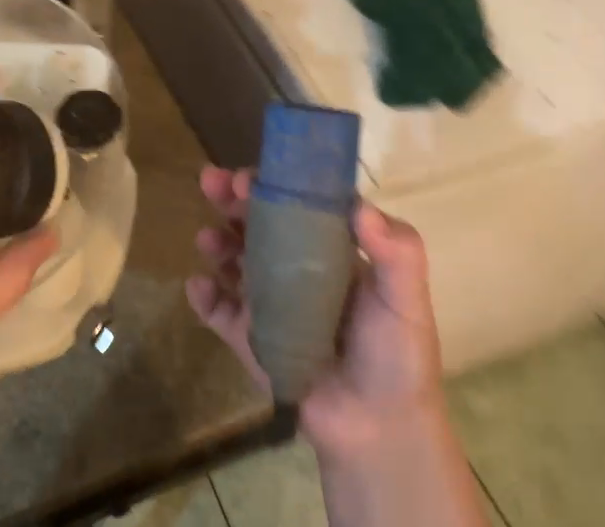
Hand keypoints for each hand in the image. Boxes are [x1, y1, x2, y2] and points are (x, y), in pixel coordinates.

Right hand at [186, 166, 485, 526]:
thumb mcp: (406, 299)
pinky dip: (204, 297)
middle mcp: (297, 271)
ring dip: (217, 243)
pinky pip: (219, 312)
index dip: (275, 185)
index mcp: (333, 253)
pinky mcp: (249, 339)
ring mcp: (269, 303)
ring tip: (207, 238)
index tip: (253, 174)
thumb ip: (396, 252)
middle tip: (210, 183)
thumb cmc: (396, 357)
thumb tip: (359, 205)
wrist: (377, 431)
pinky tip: (198, 287)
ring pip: (233, 262)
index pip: (298, 206)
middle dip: (232, 201)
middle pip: (258, 225)